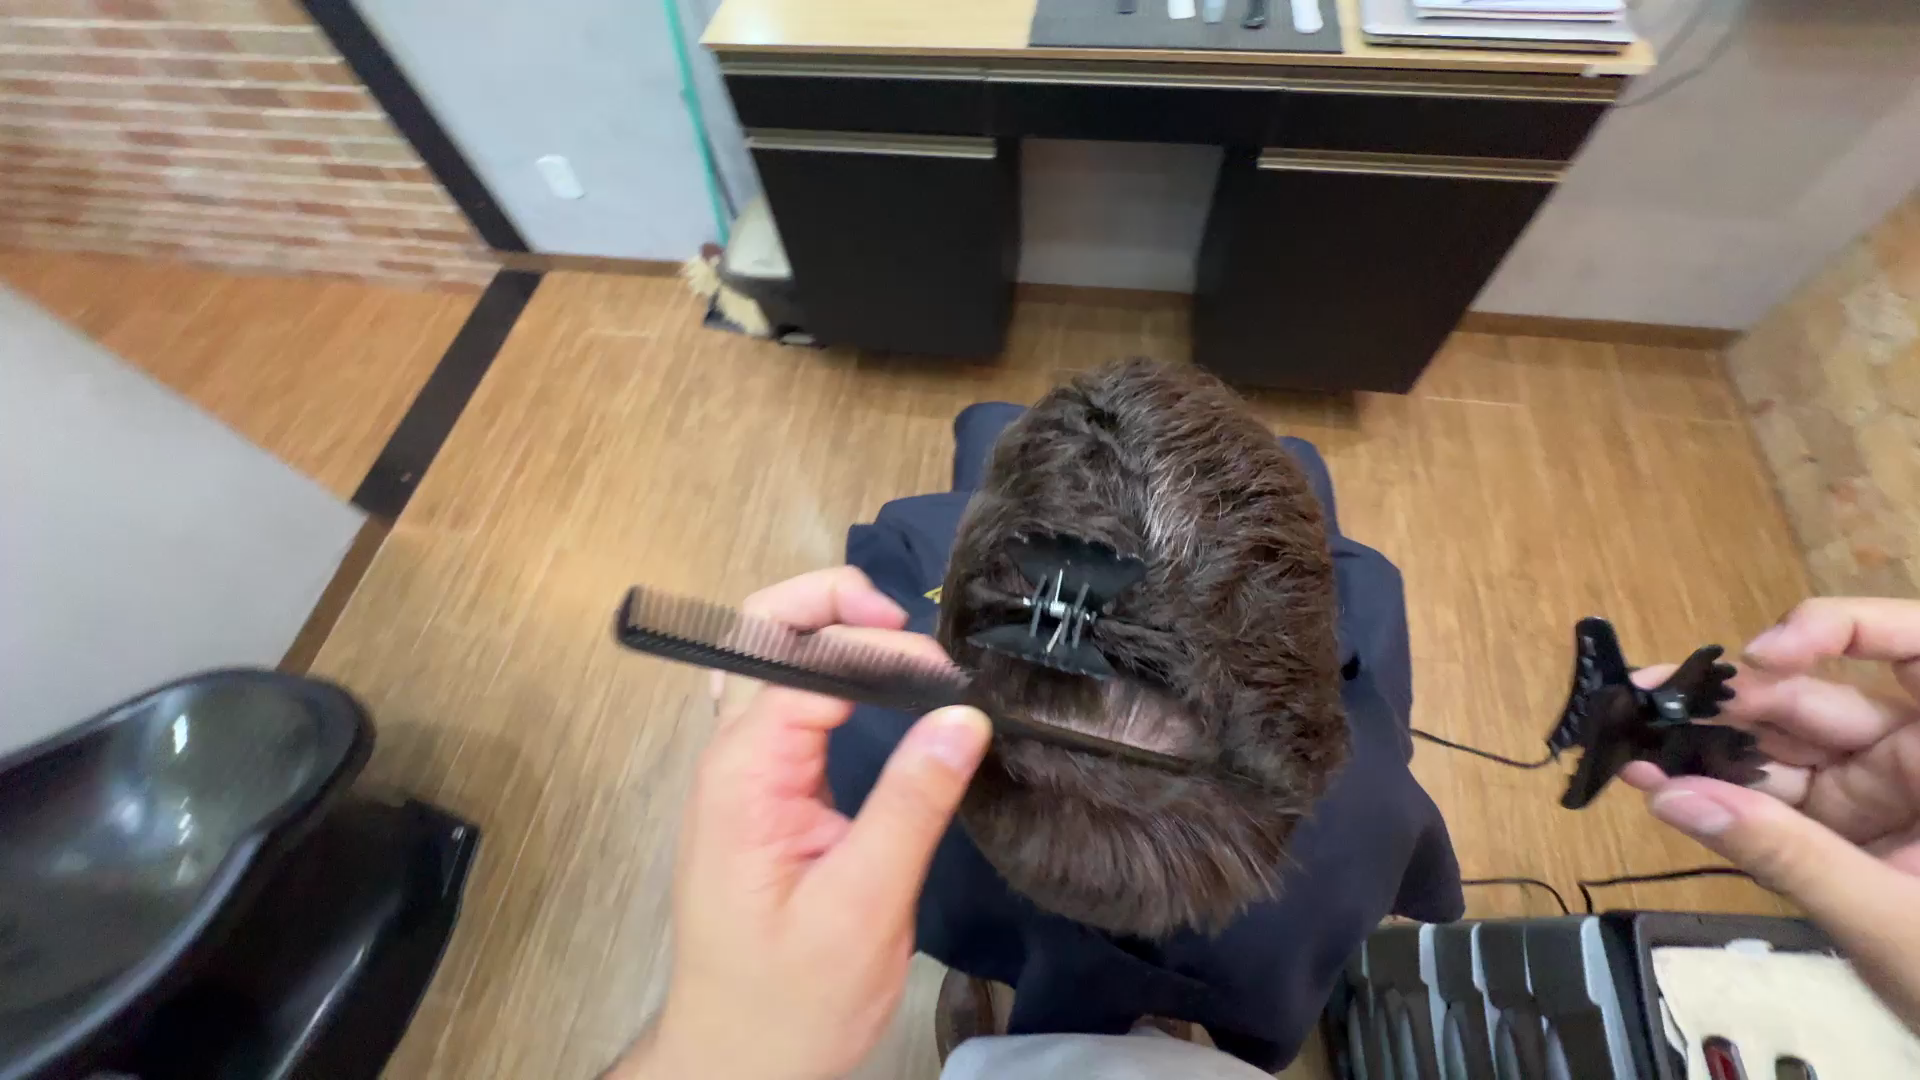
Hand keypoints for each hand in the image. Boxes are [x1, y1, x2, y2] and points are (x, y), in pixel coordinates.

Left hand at [609, 568, 992, 1079]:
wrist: (733, 1061)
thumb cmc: (792, 1000)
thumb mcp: (863, 908)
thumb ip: (912, 804)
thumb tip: (965, 715)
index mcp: (745, 773)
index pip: (813, 668)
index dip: (883, 653)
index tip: (951, 674)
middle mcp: (730, 752)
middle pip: (761, 629)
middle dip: (829, 600)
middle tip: (902, 617)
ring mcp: (738, 763)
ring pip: (764, 649)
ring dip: (823, 620)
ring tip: (890, 627)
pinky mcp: (758, 780)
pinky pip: (778, 690)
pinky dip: (820, 659)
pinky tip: (859, 669)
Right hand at [1622, 597, 1919, 1029]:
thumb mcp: (1901, 928)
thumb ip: (1789, 857)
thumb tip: (1670, 796)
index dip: (1843, 628)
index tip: (1762, 655)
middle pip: (1819, 699)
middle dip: (1724, 699)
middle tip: (1639, 700)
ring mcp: (1883, 795)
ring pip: (1775, 745)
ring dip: (1697, 743)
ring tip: (1628, 745)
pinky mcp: (1843, 827)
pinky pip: (1764, 794)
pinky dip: (1707, 789)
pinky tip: (1654, 783)